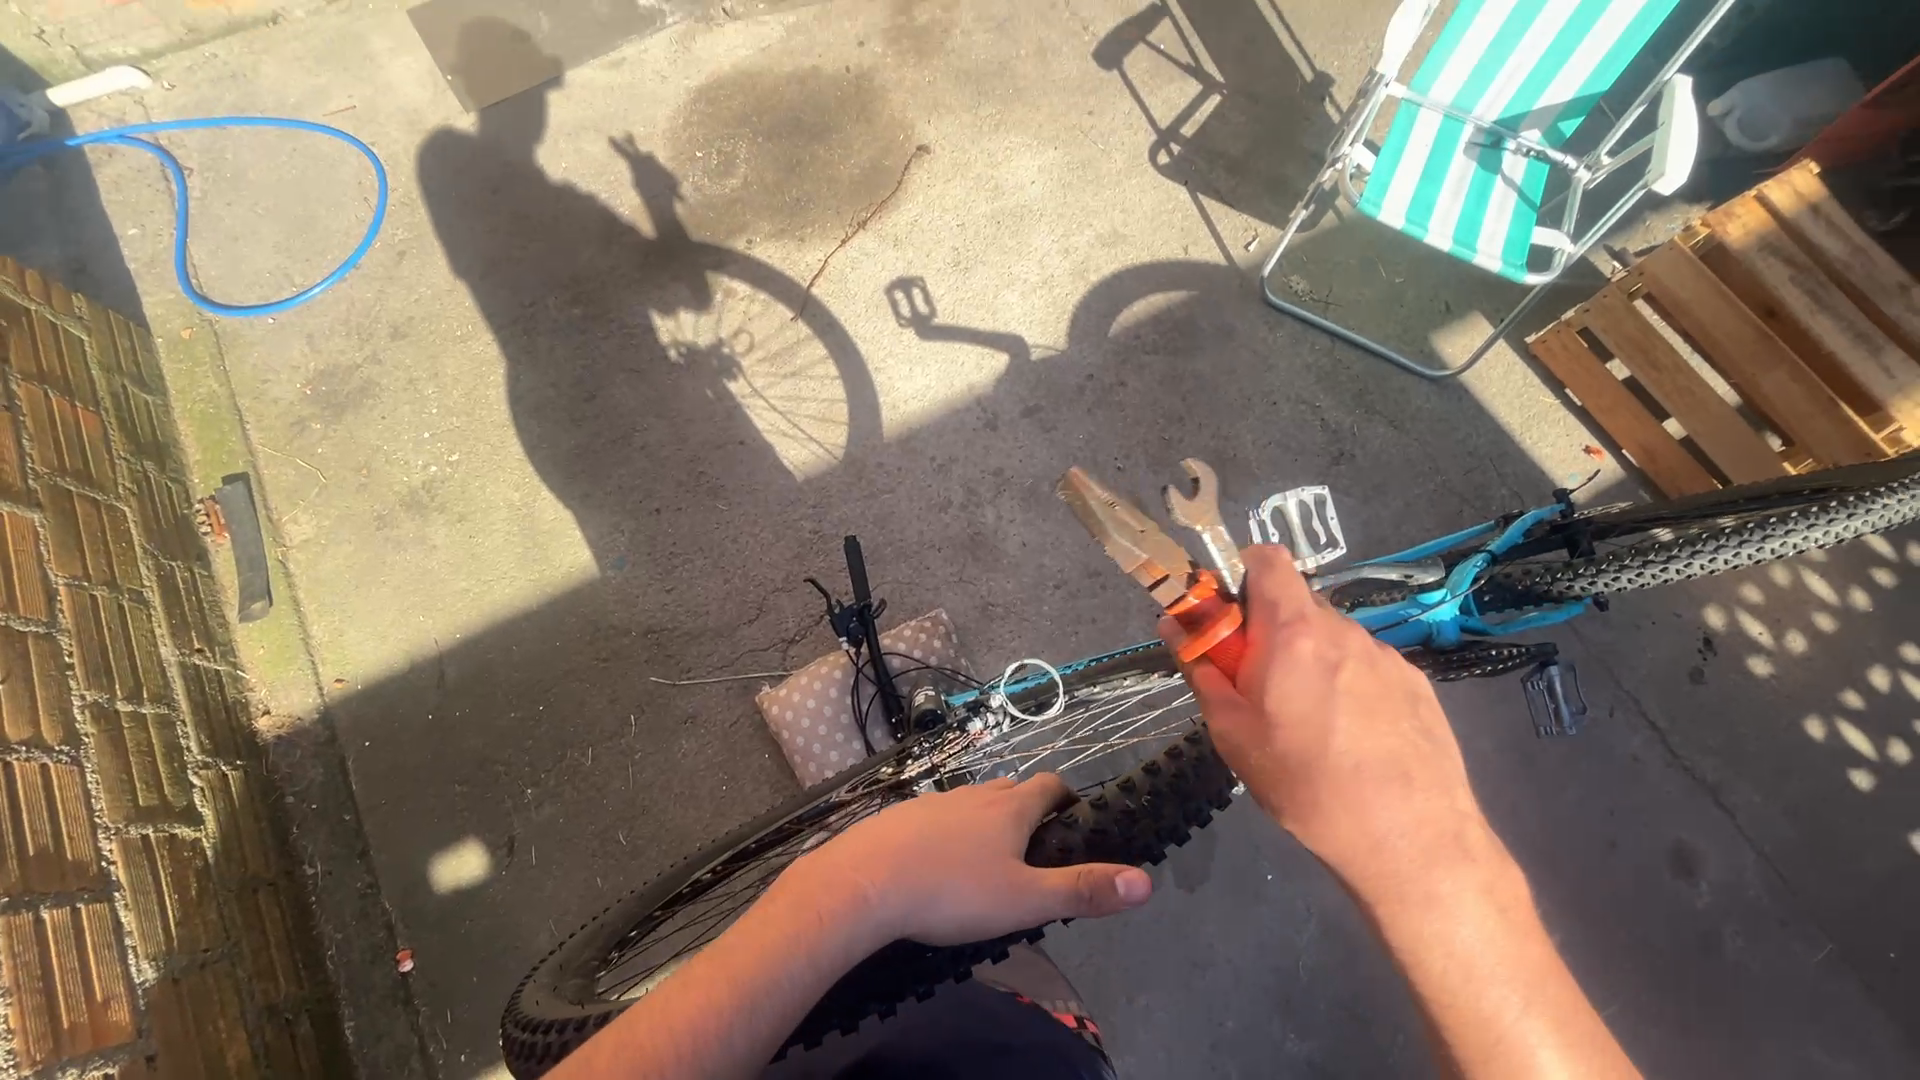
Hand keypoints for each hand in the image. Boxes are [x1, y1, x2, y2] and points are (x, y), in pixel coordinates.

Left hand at [785, 775, 1151, 946]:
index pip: (1049, 786)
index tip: (1075, 816)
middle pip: (1011, 788)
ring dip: (988, 817)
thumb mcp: (1024, 900)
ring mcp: (934, 802)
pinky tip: (938, 862)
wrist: (865, 883)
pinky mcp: (901, 817)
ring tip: (989, 856)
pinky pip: (937, 816)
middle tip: (1036, 844)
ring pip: (972, 801)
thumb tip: (1147, 881)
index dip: (1067, 796)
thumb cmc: (952, 891)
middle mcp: (974, 795)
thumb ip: (1083, 891)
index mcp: (1009, 809)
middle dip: (1028, 806)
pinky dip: (950, 830)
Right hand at [1161, 545, 1509, 904]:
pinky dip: (1347, 685)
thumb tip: (1173, 624)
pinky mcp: (1417, 684)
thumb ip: (1201, 668)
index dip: (1239, 574)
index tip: (1226, 619)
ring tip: (1309, 724)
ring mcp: (1386, 655)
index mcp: (1293, 631)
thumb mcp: (1231, 731)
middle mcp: (1343, 629)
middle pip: (1295, 605)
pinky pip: (1365, 667)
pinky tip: (1352, 738)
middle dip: (1269, 633)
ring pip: (1331, 639)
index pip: (1265, 558)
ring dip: (1309, 661)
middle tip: (1259, 688)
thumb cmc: (1303, 782)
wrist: (1410, 840)